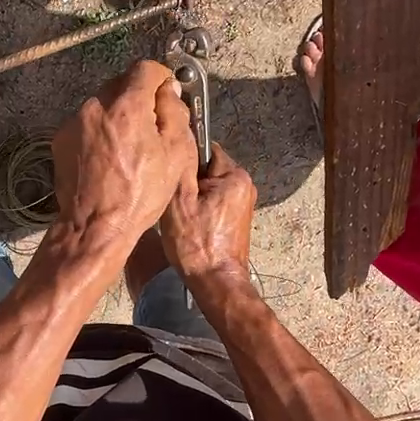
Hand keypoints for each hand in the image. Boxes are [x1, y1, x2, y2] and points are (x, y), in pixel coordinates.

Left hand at [50, 60, 197, 248]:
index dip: (160, 78)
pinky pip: (85, 123)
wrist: (94, 227)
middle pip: (121, 83)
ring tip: (128, 146)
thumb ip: (174, 113)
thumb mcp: (174, 156)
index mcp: (127, 107)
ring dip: (117, 114)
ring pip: (102, 104)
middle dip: (138, 97)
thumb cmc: (138, 197)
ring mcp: (74, 123)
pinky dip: (98, 131)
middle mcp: (95, 107)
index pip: (145, 69)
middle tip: (150, 124)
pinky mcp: (61, 140)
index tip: (166, 92)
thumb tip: (168, 90)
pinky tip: (108, 157)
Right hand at [162, 142, 255, 282]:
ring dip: (193, 198)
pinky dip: (201, 211)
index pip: (206, 149)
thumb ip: (182, 166)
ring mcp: (243, 204)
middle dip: (189, 182)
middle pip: (208, 170)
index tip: (173, 179)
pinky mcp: (238, 220)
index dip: (185, 161)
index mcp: (235, 176)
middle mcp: (245, 186)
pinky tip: (191, 227)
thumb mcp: (179, 200)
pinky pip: (215, 204)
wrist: (215, 282)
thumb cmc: (196, 245)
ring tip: (182, 218)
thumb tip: (181, 138)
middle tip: (175, 204)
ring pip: (209, 188)